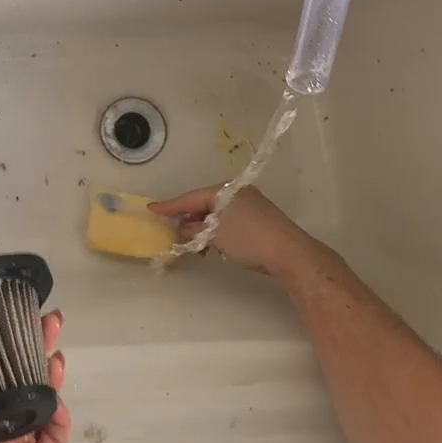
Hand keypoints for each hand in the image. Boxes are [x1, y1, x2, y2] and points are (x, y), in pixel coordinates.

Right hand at [150, 185, 324, 279]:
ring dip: (204, 228)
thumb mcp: (214, 234)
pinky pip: (229, 220)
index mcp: (224, 190)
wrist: (289, 253)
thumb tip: (184, 228)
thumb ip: (194, 229)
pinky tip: (216, 245)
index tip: (152, 209)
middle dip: (189, 219)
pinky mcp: (258, 218)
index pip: (190, 197)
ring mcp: (249, 204)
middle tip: (175, 232)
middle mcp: (236, 192)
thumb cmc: (248, 239)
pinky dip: (218, 231)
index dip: (170, 206)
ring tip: (197, 246)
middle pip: (203, 204)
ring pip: (216, 214)